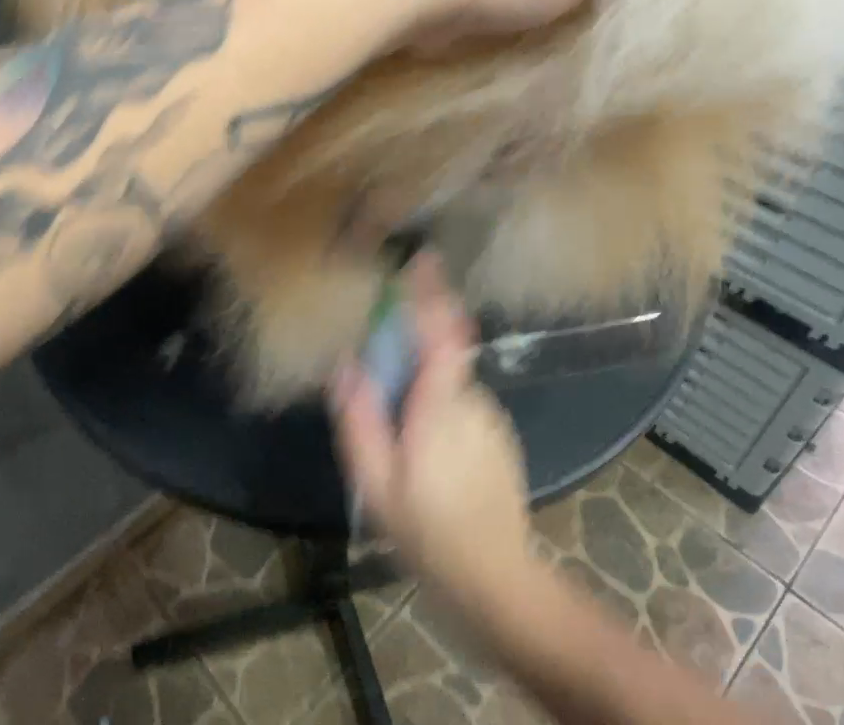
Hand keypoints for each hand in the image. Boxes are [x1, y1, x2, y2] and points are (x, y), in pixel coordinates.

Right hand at [328, 256, 533, 599]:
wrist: (497, 584)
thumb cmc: (429, 535)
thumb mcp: (376, 484)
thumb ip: (360, 420)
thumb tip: (345, 366)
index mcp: (440, 408)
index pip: (441, 335)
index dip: (431, 295)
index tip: (421, 260)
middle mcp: (472, 404)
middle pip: (440, 355)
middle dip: (409, 349)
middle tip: (373, 376)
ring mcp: (490, 421)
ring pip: (448, 385)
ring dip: (421, 388)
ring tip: (393, 436)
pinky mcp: (498, 440)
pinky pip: (459, 407)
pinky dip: (436, 409)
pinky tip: (421, 456)